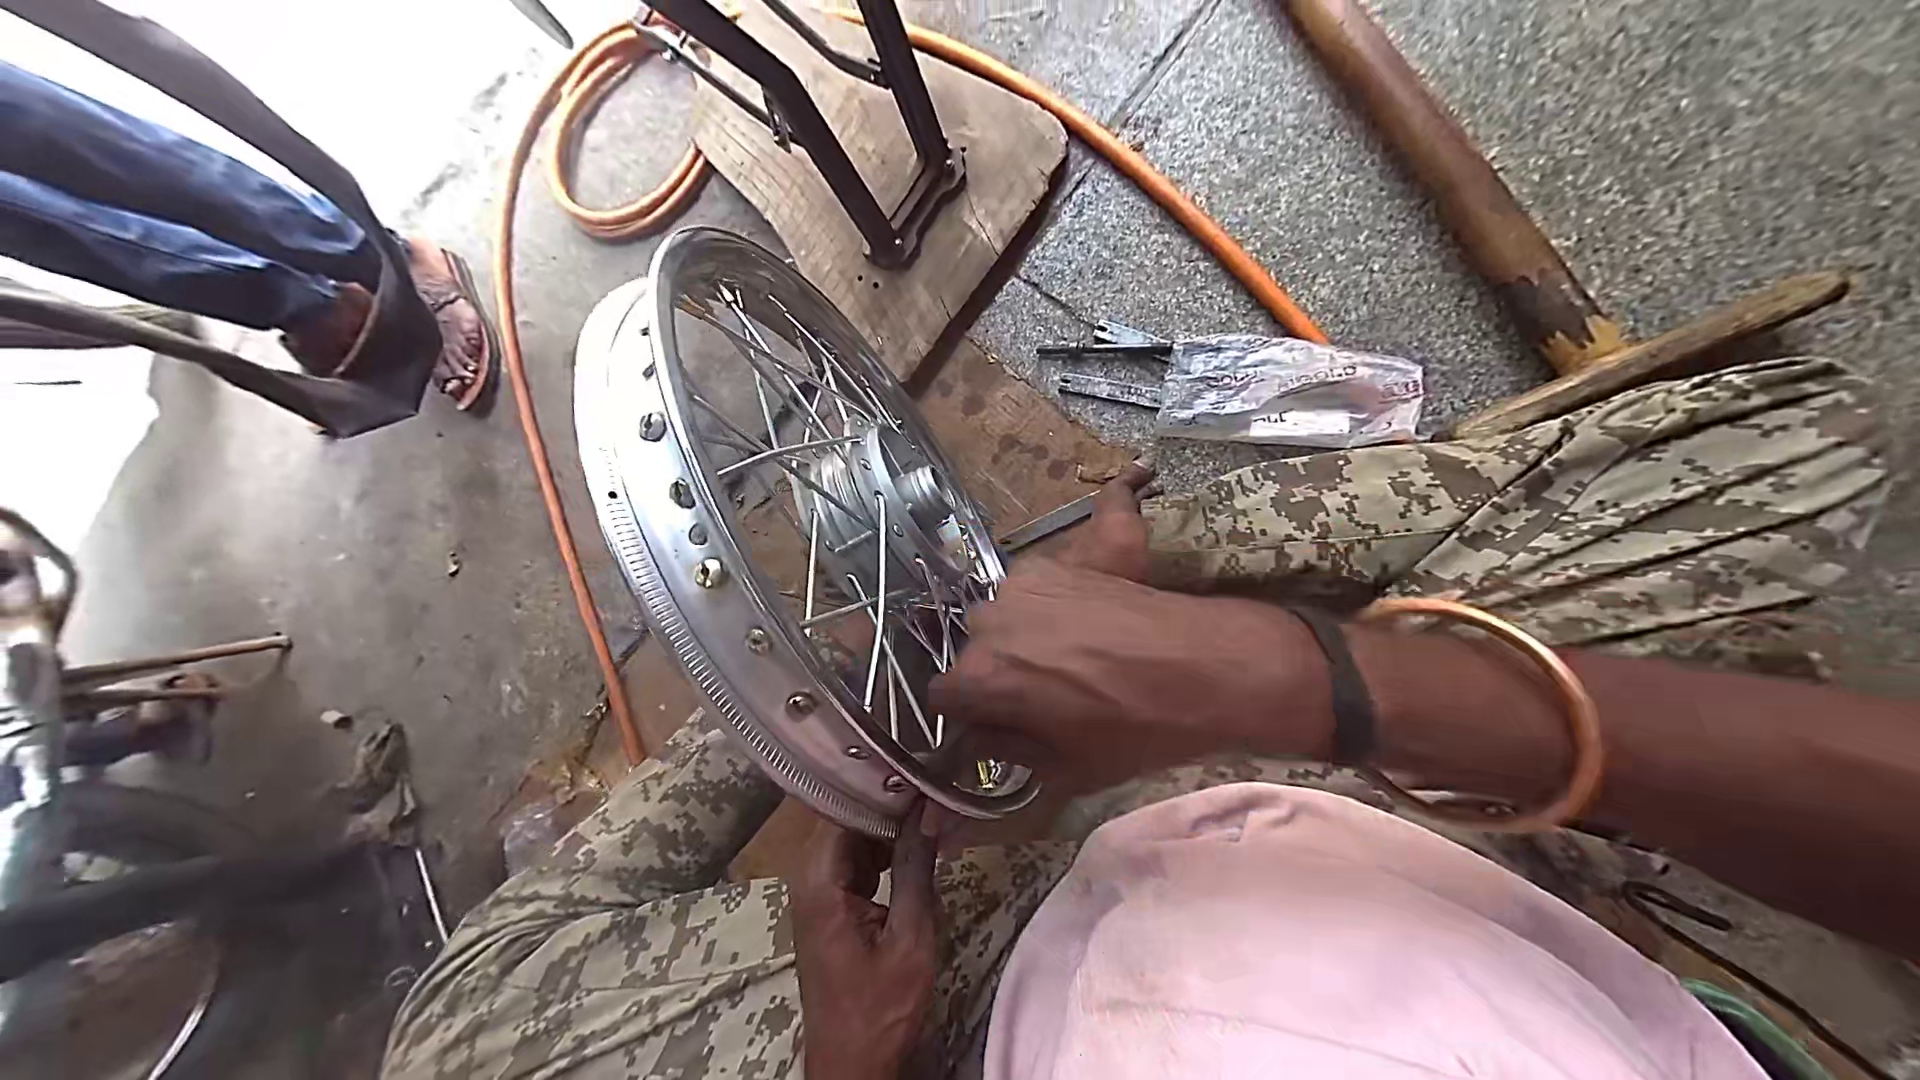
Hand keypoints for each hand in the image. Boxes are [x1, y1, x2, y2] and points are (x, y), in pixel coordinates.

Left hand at [791, 804, 939, 1079]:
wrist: (853, 1066)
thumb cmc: (880, 1009)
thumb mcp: (911, 936)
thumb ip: (916, 867)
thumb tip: (930, 810)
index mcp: (819, 879)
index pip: (846, 805)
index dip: (883, 785)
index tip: (920, 769)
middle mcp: (809, 874)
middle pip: (849, 815)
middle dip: (891, 802)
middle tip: (932, 787)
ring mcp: (818, 887)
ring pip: (854, 834)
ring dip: (891, 824)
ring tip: (930, 808)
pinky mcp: (831, 900)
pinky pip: (857, 856)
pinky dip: (885, 848)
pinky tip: (916, 843)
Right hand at [931, 470, 1331, 785]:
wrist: (1200, 665)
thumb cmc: (1133, 729)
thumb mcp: (1061, 769)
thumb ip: (1000, 765)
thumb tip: (960, 772)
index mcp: (981, 679)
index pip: (942, 698)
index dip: (971, 713)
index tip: (1001, 721)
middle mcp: (987, 625)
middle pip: (971, 654)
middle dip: (995, 673)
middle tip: (1042, 691)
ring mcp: (1018, 587)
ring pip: (999, 619)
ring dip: (1017, 636)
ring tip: (1068, 653)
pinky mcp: (1051, 564)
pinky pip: (1027, 592)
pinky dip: (1041, 607)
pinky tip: (1081, 623)